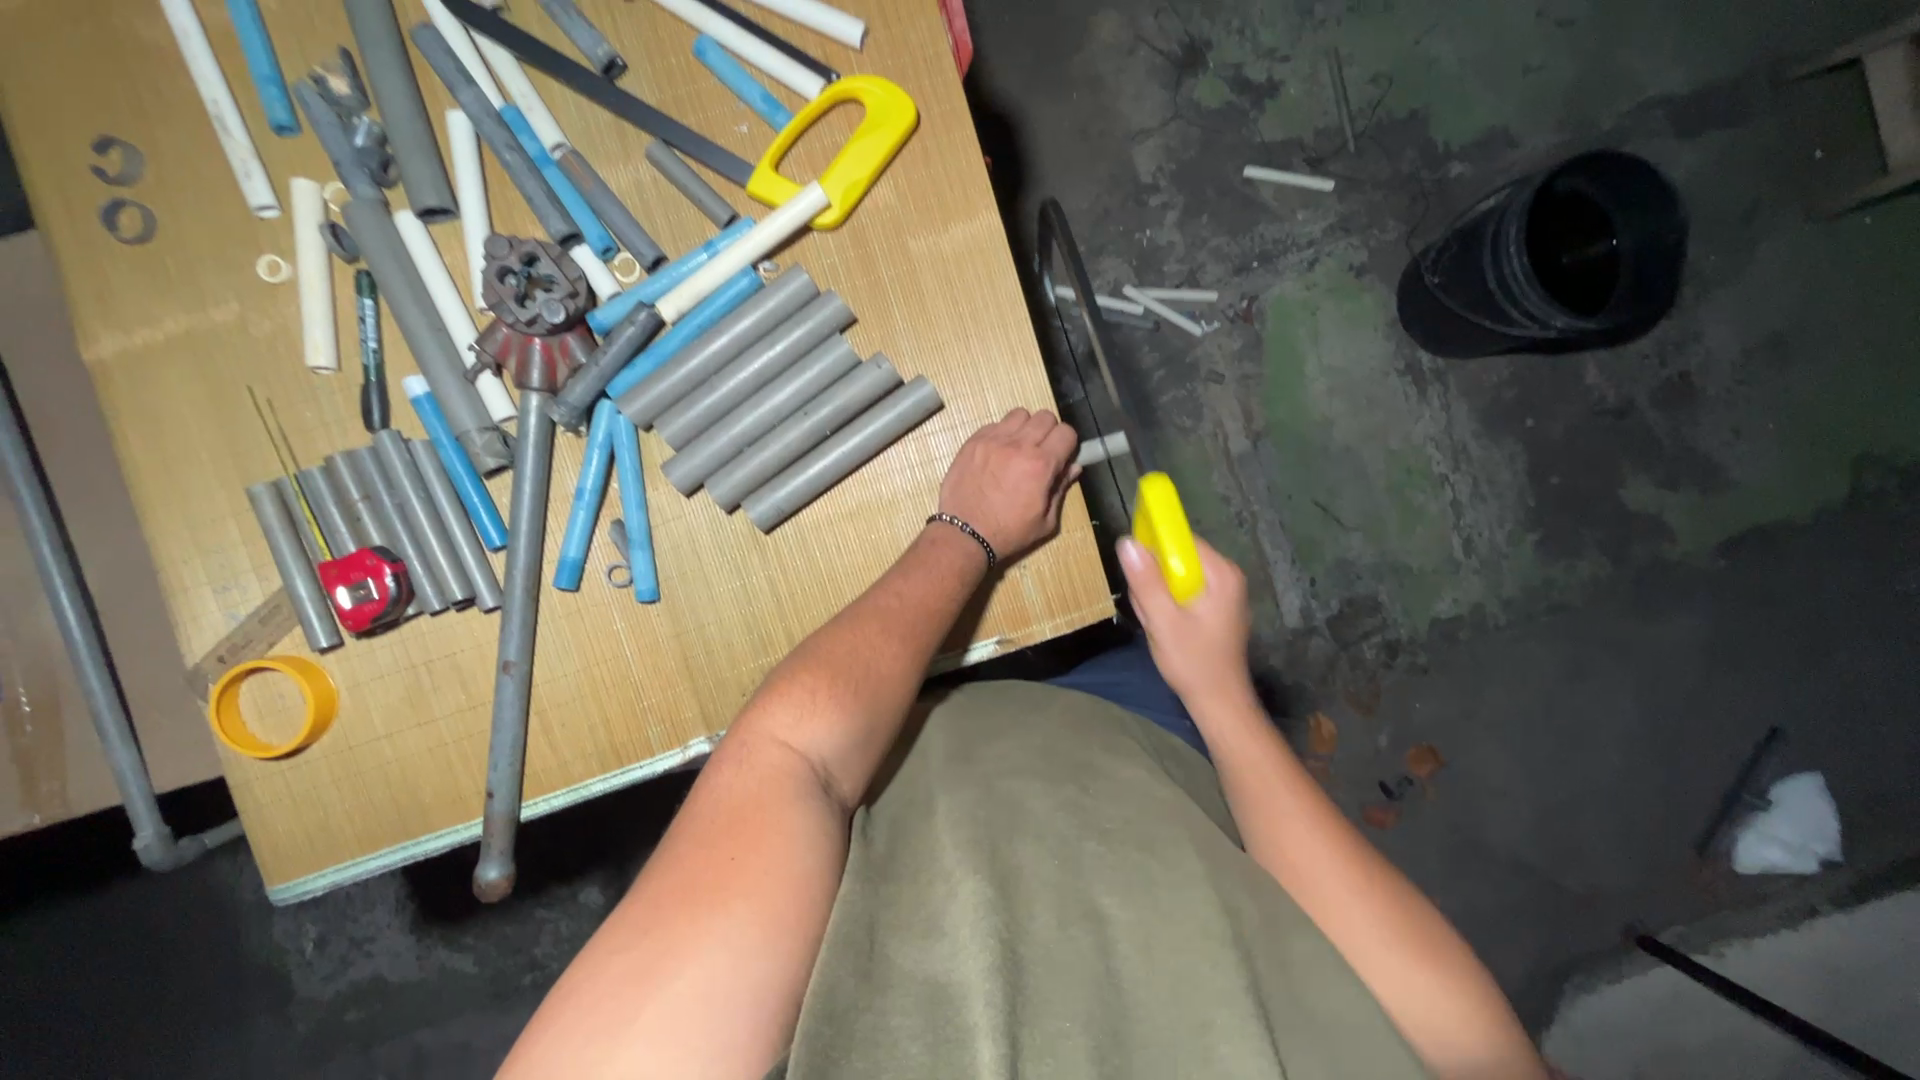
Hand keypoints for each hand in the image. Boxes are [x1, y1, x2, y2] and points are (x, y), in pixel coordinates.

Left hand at [937, 408, 1081, 561]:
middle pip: (1045, 416)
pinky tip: (997, 454)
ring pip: (1019, 414)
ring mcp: (993, 440)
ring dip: (1025, 428)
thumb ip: (1061, 489)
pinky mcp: (973, 441)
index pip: (1067, 432)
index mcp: (1040, 464)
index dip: (1067, 445)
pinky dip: (1002, 434)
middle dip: (1049, 433)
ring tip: (1018, 448)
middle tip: (1041, 452)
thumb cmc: (1008, 533)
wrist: (964, 534)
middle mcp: (1018, 445)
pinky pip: (995, 424)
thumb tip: (1073, 467)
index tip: (1060, 458)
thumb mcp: (1045, 521)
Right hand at [1118, 535, 1252, 705]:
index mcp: (1220, 574)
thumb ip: (1145, 581)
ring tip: (1156, 623)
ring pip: (1177, 576)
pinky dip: (1168, 604)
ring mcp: (1224, 592)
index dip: (1154, 549)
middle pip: (1178, 557)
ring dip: (1158, 595)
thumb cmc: (1192, 662)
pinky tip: (1164, 627)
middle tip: (1149, 610)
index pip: (1181, 539)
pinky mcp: (1217, 607)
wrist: (1218, 702)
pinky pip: (1184, 591)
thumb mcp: (1163, 622)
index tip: (1136, 572)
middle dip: (1155, 579)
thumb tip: (1127, 542)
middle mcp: (1227, 576)